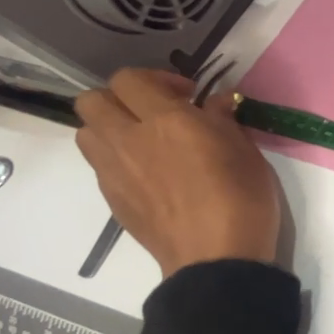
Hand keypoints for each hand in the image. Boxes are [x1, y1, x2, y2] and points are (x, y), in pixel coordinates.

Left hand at [75, 68, 281, 277]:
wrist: (216, 254)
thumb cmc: (243, 197)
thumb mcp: (246, 152)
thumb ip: (223, 121)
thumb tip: (215, 103)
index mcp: (167, 120)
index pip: (131, 79)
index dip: (158, 79)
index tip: (188, 94)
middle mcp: (128, 138)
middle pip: (93, 99)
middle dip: (123, 99)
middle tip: (159, 112)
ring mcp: (112, 168)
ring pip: (87, 130)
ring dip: (111, 126)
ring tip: (147, 140)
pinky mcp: (109, 194)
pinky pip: (100, 161)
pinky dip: (118, 156)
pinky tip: (152, 172)